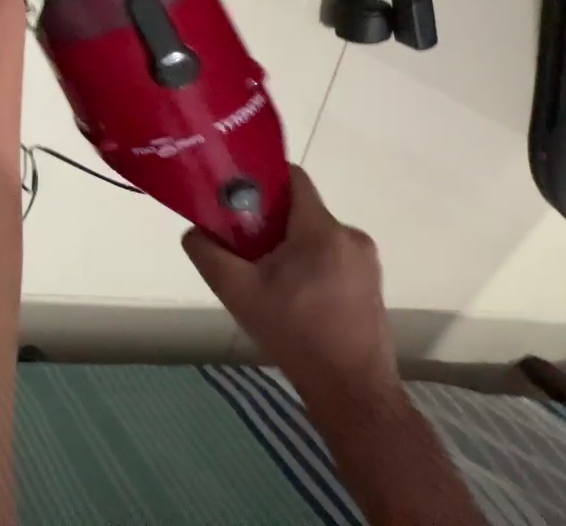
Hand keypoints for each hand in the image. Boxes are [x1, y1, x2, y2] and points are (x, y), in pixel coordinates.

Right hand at [184, 166, 397, 397]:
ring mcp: (365, 261)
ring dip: (281, 243)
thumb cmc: (293, 332)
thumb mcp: (232, 288)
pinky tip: (285, 290)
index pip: (291, 177)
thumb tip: (197, 230)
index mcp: (322, 231)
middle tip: (236, 242)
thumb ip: (203, 248)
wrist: (350, 387)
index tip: (230, 195)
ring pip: (309, 233)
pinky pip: (326, 253)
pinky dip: (301, 260)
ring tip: (259, 273)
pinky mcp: (368, 281)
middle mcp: (350, 237)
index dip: (257, 177)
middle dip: (263, 218)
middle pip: (296, 208)